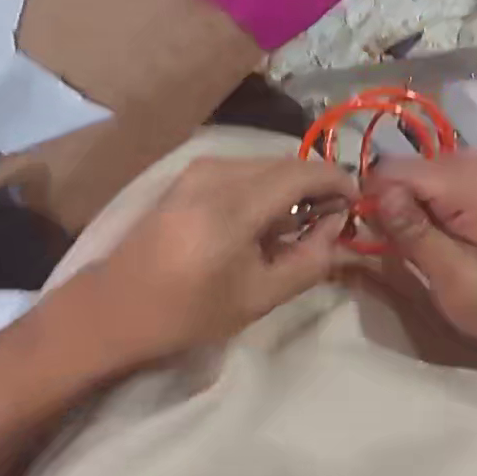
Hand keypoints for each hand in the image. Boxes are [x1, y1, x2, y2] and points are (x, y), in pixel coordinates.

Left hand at [76, 157, 357, 362]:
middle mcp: (215, 172)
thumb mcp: (258, 296)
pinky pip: (241, 169)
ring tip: (299, 225)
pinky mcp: (187, 175)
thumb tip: (338, 226)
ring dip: (289, 186)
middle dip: (315, 185)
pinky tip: (264, 220)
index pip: (301, 172)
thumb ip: (308, 259)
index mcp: (232, 203)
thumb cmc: (188, 311)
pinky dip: (264, 187)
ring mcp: (197, 169)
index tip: (358, 203)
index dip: (337, 181)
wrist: (118, 304)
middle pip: (283, 164)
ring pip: (263, 164)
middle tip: (333, 221)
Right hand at [362, 154, 476, 346]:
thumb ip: (414, 232)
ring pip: (403, 177)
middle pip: (398, 169)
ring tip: (396, 242)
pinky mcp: (462, 190)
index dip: (372, 197)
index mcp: (467, 185)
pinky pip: (418, 186)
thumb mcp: (452, 277)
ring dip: (392, 207)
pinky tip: (412, 236)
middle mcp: (466, 169)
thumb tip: (378, 193)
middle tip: (381, 242)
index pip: (395, 170)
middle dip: (381, 201)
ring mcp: (466, 176)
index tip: (363, 232)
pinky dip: (407, 209)